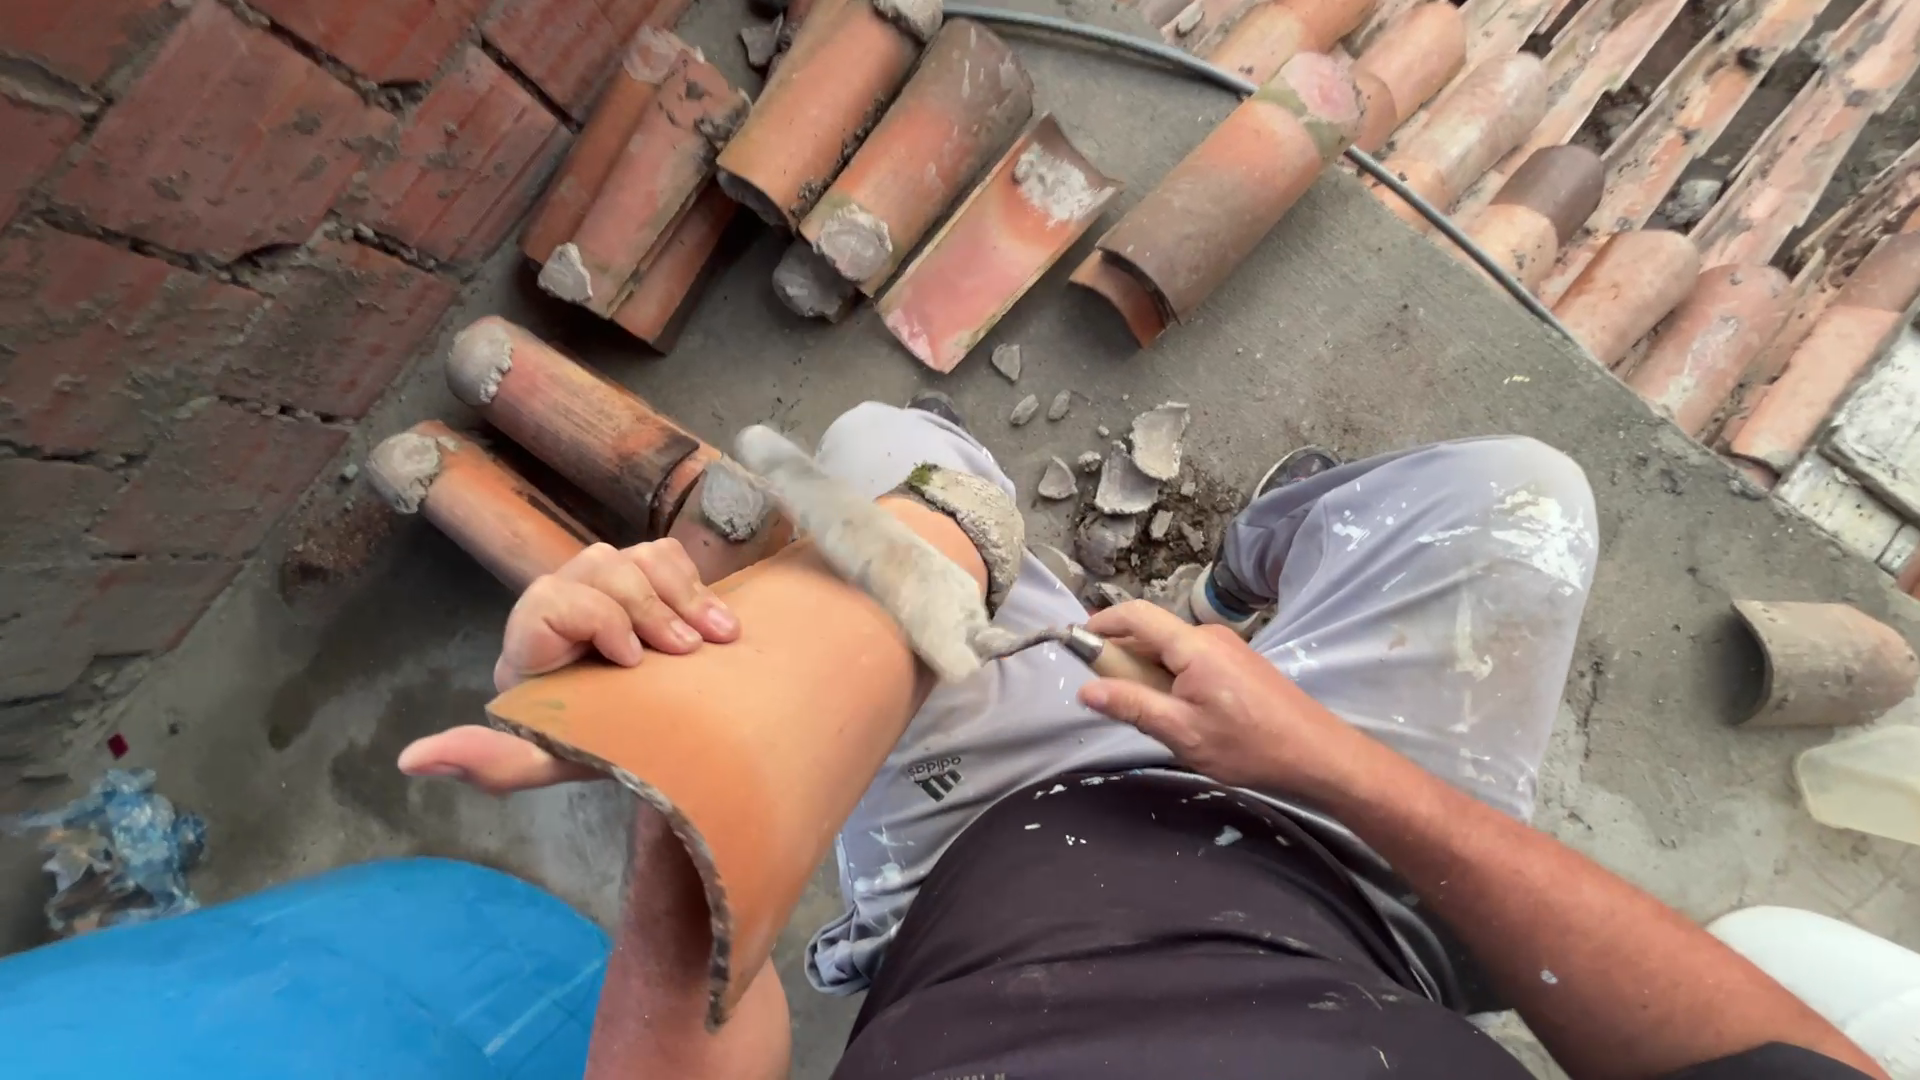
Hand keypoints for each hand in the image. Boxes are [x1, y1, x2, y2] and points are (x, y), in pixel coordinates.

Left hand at [397, 539, 739, 793]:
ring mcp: (610, 582)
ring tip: (718, 637)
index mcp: (532, 640)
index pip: (549, 601)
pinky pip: (667, 554)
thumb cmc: (596, 744)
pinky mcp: (649, 576)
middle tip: (688, 652)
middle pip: (601, 567)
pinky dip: (697, 583)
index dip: (596, 619)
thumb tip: (413, 758)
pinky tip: (721, 623)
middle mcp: (567, 598)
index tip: (634, 662)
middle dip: (649, 608)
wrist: (651, 731)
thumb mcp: (548, 762)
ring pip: (637, 554)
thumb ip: (494, 764)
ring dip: (682, 594)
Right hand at [1077, 601, 1369, 796]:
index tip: (1075, 641)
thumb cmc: (1249, 747)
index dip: (1101, 622)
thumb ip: (1131, 706)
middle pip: (1150, 631)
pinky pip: (1189, 657)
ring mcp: (1226, 646)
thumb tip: (1086, 689)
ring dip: (1146, 669)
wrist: (1321, 757)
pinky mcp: (1237, 662)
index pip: (1135, 615)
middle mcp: (1208, 635)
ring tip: (1146, 710)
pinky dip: (1168, 674)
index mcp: (1193, 646)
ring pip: (1169, 647)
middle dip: (1121, 655)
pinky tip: (1175, 708)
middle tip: (1108, 693)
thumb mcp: (1181, 732)